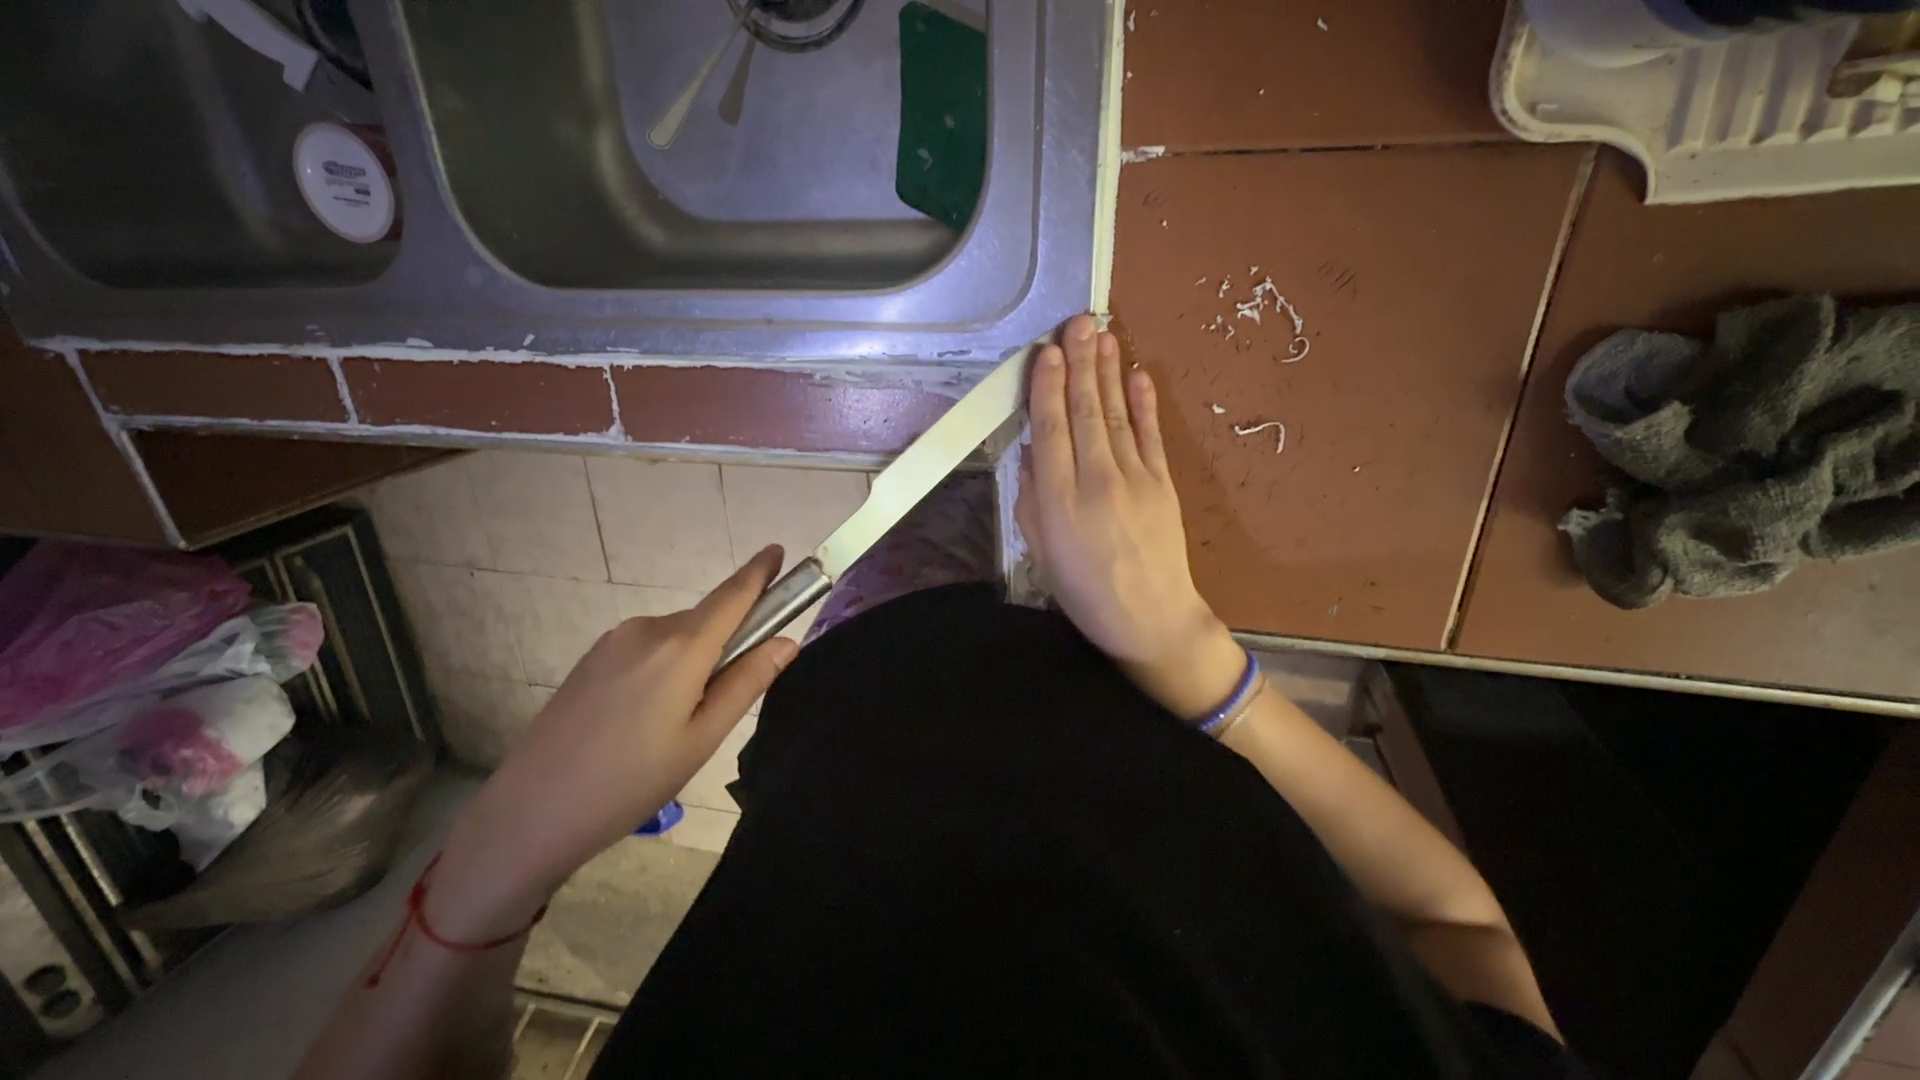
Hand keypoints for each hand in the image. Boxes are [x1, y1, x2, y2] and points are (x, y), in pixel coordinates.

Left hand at [424, 546, 798, 937]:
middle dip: (728, 644)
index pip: (732, 595)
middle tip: (723, 709)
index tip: (779, 551)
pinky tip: (644, 721)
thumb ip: (746, 683)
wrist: (532, 811)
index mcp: (680, 647)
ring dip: (693, 663)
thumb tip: (787, 641)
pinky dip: (664, 670)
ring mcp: (613, 642)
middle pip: (707, 621)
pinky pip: (647, 650)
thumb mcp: (702, 740)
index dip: (759, 573)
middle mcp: (646, 629)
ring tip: (674, 729)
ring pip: (676, 639)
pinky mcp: (592, 659)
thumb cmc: (631, 783)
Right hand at [1015, 315, 1245, 719]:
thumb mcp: (1042, 552)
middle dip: (1079, 363)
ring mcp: (1136, 478)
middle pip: (1085, 410)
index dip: (1046, 387)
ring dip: (1108, 371)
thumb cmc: (1084, 592)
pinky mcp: (1163, 483)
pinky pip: (1151, 434)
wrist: (1151, 619)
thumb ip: (1031, 499)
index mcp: (1059, 500)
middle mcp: (1097, 479)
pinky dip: (1144, 402)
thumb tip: (1032, 452)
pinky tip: (1137, 374)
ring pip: (1116, 414)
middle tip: (1076, 323)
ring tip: (1101, 334)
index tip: (1045, 351)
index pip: (1050, 429)